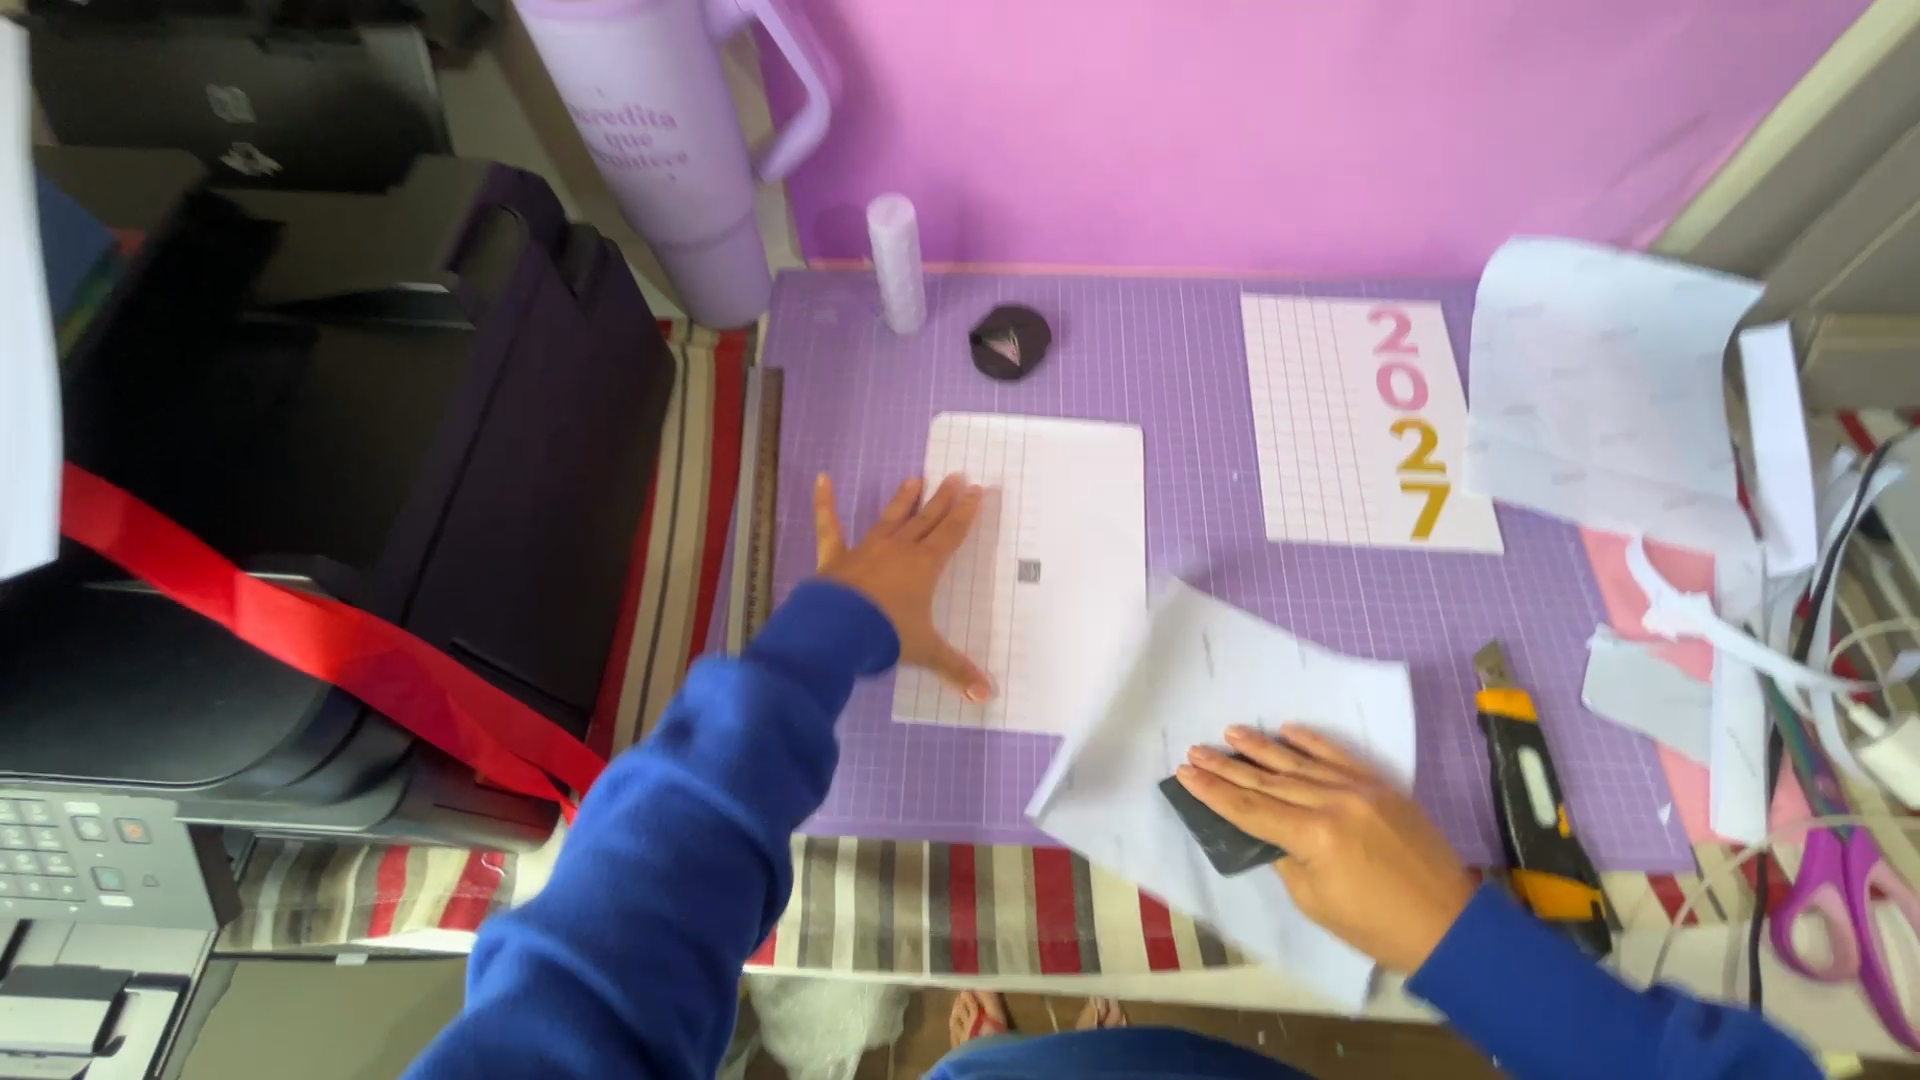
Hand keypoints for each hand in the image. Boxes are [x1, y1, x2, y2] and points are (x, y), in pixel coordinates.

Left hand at [814, 472, 993, 702]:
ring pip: (890, 518)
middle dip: (942, 498)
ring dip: (904, 499)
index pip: (951, 534)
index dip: (966, 513)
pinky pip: (830, 526)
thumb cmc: (887, 635)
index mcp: (924, 566)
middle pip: (926, 519)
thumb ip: (956, 670)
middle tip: (955, 475)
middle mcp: (899, 549)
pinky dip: (825, 502)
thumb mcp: (926, 652)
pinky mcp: (836, 557)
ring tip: (914, 479)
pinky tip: (822, 479)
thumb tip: (987, 696)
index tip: (977, 491)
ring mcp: (866, 549)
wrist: (838, 631)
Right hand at [1176, 725, 1475, 973]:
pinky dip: (1310, 740)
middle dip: (1226, 766)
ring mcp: (1358, 789)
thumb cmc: (1376, 927)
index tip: (1184, 774)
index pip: (1249, 808)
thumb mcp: (1314, 900)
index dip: (1213, 792)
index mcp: (1313, 836)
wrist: (1452, 926)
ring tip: (1229, 732)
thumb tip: (1269, 830)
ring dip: (1259, 746)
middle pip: (1266, 780)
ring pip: (1296, 761)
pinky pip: (1338, 754)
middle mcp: (1332, 803)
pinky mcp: (1380, 785)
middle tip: (1195, 750)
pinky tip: (1285, 728)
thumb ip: (1285, 856)